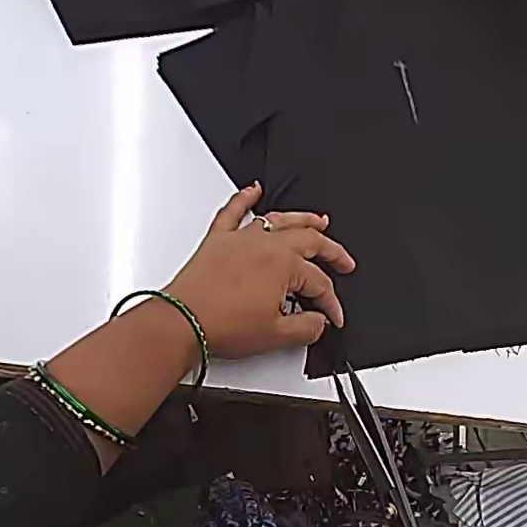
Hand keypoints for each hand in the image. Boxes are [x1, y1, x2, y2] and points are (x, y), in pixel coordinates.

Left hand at [163, 184, 356, 360]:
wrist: (183, 323)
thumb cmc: (222, 325)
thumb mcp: (276, 336)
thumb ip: (307, 327)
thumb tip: (319, 322)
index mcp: (283, 266)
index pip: (320, 282)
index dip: (331, 303)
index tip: (334, 316)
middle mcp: (264, 245)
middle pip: (308, 241)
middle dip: (332, 251)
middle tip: (344, 261)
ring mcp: (241, 239)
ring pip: (279, 219)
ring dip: (302, 218)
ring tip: (318, 220)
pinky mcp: (218, 240)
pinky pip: (234, 211)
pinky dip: (245, 197)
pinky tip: (254, 190)